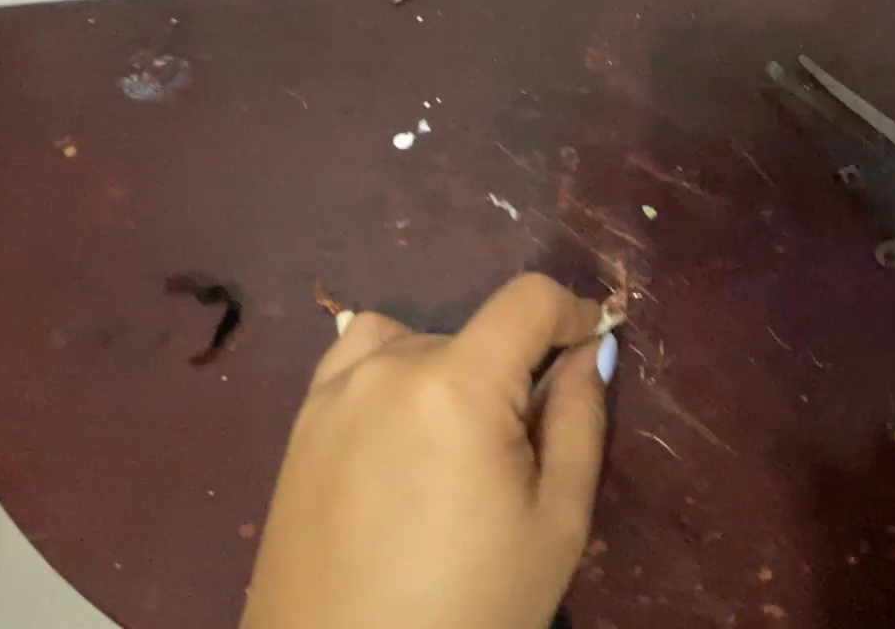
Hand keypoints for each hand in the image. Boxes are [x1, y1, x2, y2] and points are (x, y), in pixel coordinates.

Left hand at [242, 273, 618, 628]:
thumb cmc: (467, 610)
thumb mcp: (555, 523)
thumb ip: (580, 418)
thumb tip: (592, 346)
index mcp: (458, 386)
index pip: (527, 298)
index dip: (571, 310)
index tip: (590, 345)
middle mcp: (391, 366)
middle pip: (478, 330)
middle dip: (515, 369)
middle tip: (519, 449)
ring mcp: (338, 387)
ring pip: (423, 340)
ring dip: (457, 370)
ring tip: (455, 445)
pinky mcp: (303, 417)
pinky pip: (363, 356)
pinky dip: (396, 367)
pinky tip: (399, 427)